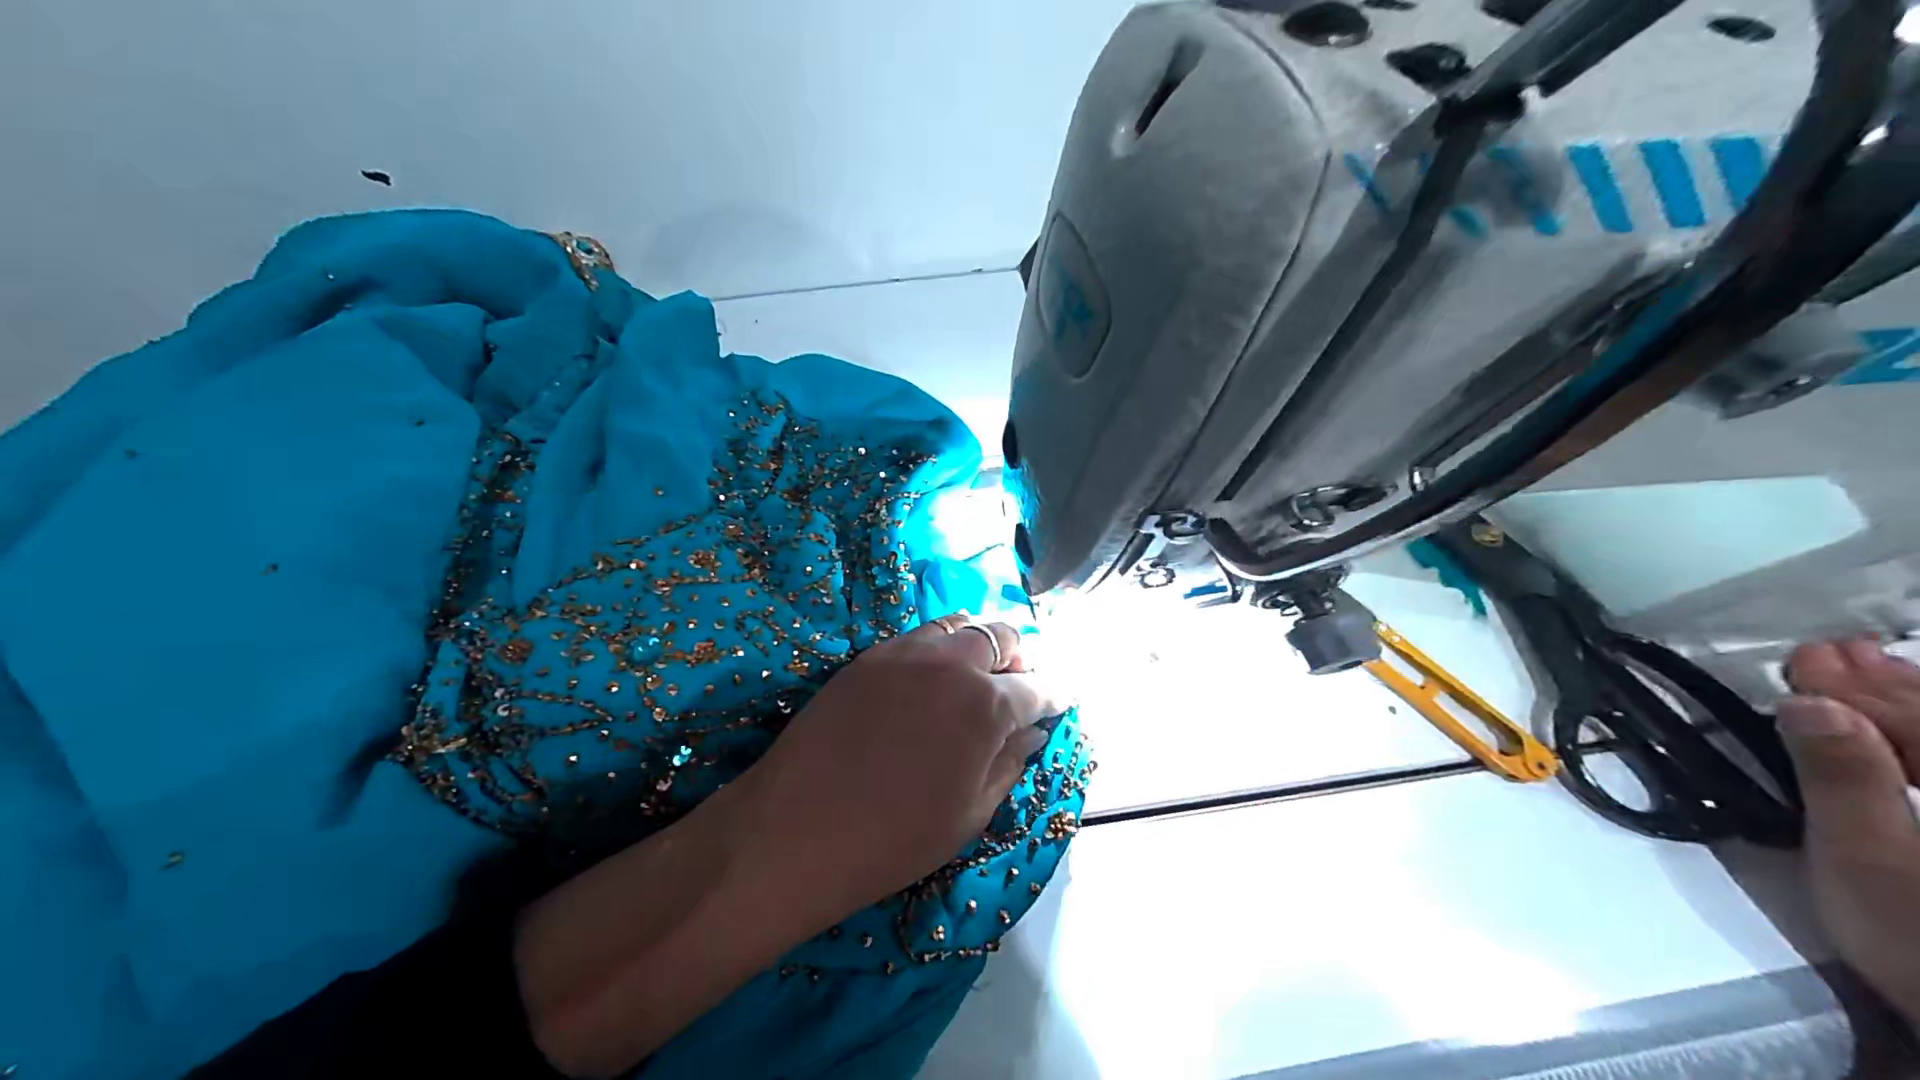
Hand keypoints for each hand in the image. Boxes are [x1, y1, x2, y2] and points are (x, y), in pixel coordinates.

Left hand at [514, 617, 1063, 1077]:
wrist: (794, 829)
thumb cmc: (894, 839)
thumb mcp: (970, 814)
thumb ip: (1010, 762)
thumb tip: (1033, 730)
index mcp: (987, 706)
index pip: (1038, 687)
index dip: (1054, 694)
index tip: (1059, 701)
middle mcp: (953, 664)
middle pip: (1002, 638)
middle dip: (1020, 658)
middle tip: (1019, 685)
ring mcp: (907, 652)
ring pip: (960, 625)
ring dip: (981, 643)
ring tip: (979, 672)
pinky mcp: (870, 655)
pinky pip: (920, 634)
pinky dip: (941, 644)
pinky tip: (933, 673)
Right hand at [1779, 638, 1919, 1021]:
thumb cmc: (1919, 942)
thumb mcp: (1870, 864)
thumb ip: (1845, 780)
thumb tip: (1811, 704)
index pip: (1919, 723)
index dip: (1858, 689)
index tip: (1803, 655)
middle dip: (1890, 688)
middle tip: (1829, 652)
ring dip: (1910, 708)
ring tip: (1865, 671)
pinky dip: (1918, 744)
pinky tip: (1891, 733)